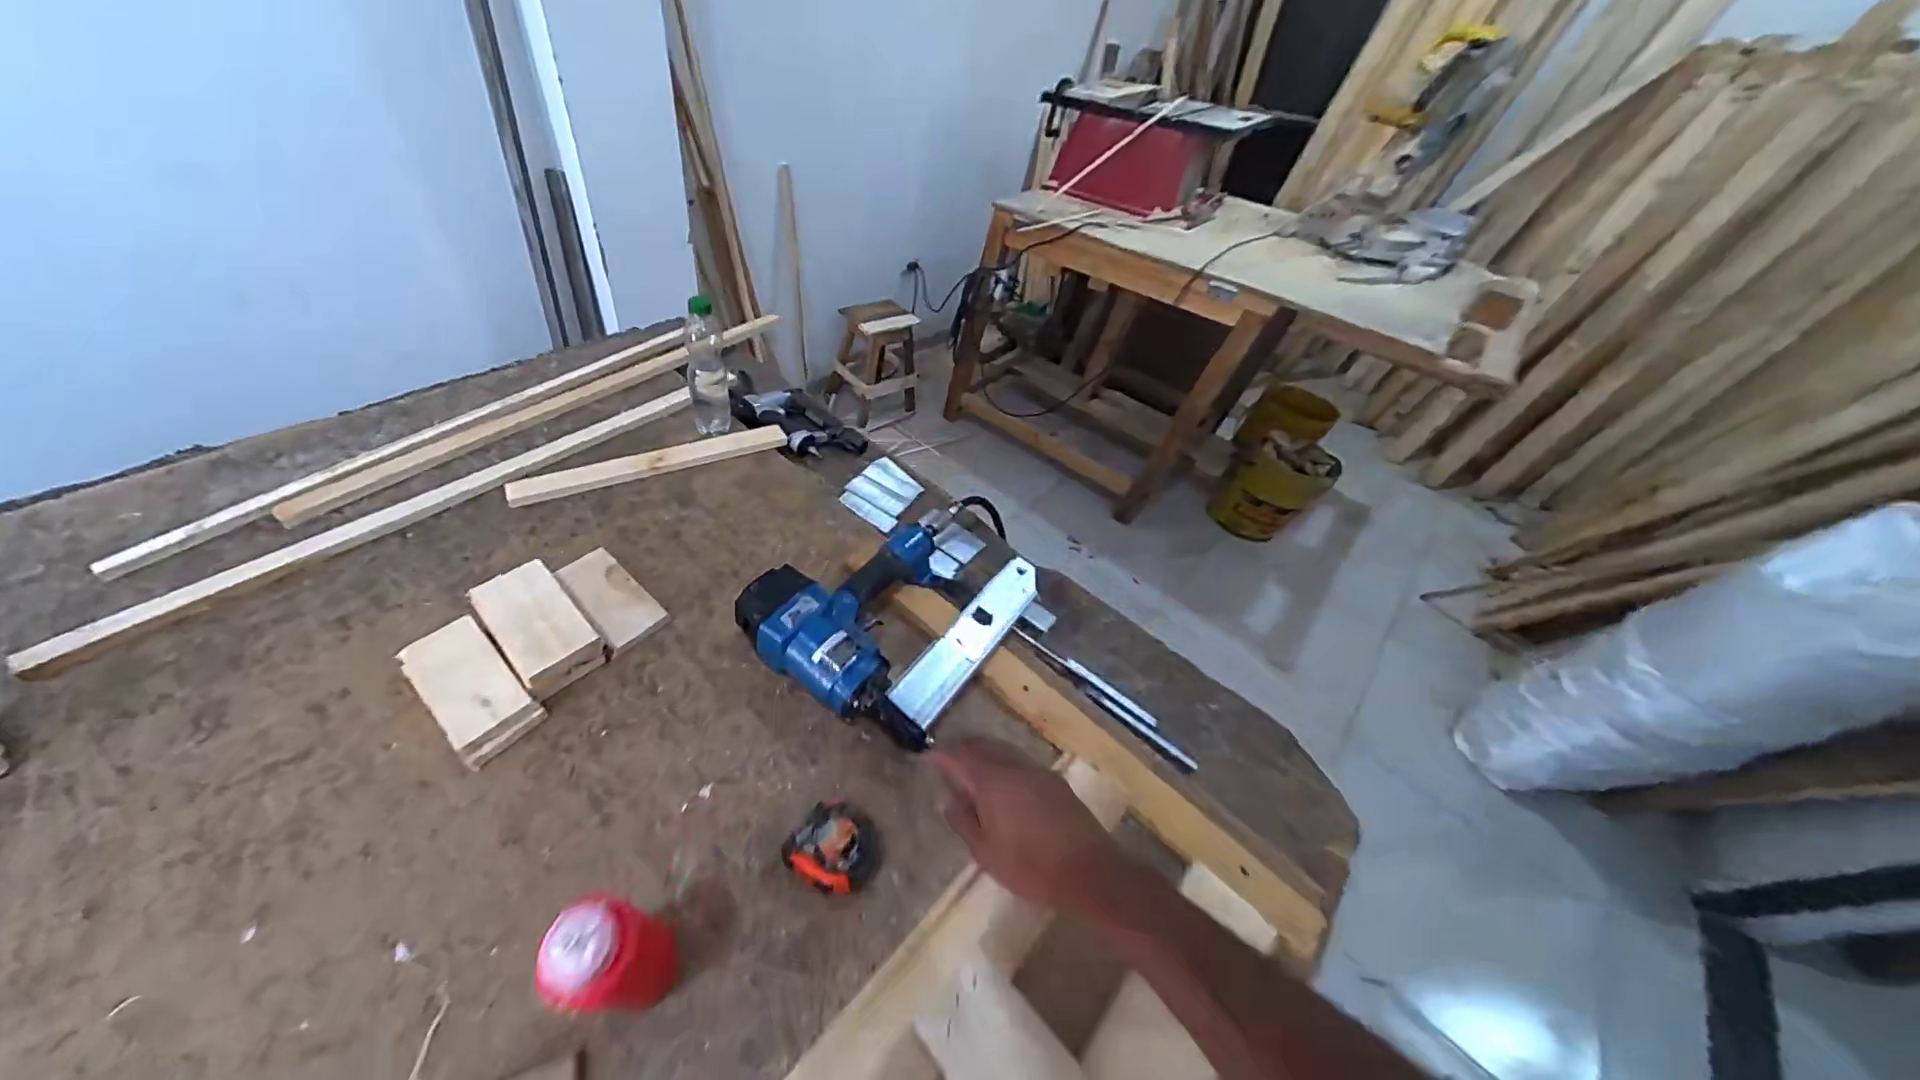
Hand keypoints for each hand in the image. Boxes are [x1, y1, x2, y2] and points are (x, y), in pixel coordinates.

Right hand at [927, 738, 1133, 911]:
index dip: (941, 755)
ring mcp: (1037, 771)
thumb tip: (948, 799)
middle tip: (947, 762)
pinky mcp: (1054, 781)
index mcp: (992, 780)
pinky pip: (1020, 761)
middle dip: (962, 750)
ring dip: (984, 754)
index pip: (960, 755)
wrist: (1089, 870)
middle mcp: (1014, 766)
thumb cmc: (1030, 866)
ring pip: (1003, 750)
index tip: (927, 758)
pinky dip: (1003, 763)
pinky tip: (1002, 784)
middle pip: (983, 745)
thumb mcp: (985, 852)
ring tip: (971, 771)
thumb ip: (963, 821)